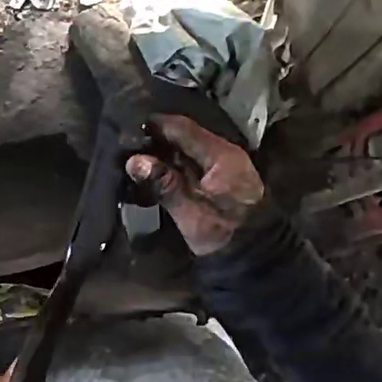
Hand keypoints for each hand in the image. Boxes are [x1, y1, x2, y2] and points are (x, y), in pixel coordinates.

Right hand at [125, 114, 265, 254]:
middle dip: (157, 140)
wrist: (254, 256)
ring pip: (188, 150)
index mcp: (220, 155)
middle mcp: (223, 153)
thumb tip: (135, 161)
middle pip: (185, 137)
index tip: (129, 126)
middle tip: (127, 145)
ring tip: (135, 157)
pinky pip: (193, 163)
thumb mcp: (191, 212)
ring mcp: (222, 166)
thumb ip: (165, 184)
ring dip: (164, 153)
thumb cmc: (223, 234)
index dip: (156, 125)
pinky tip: (154, 172)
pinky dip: (174, 165)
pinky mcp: (220, 179)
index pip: (184, 128)